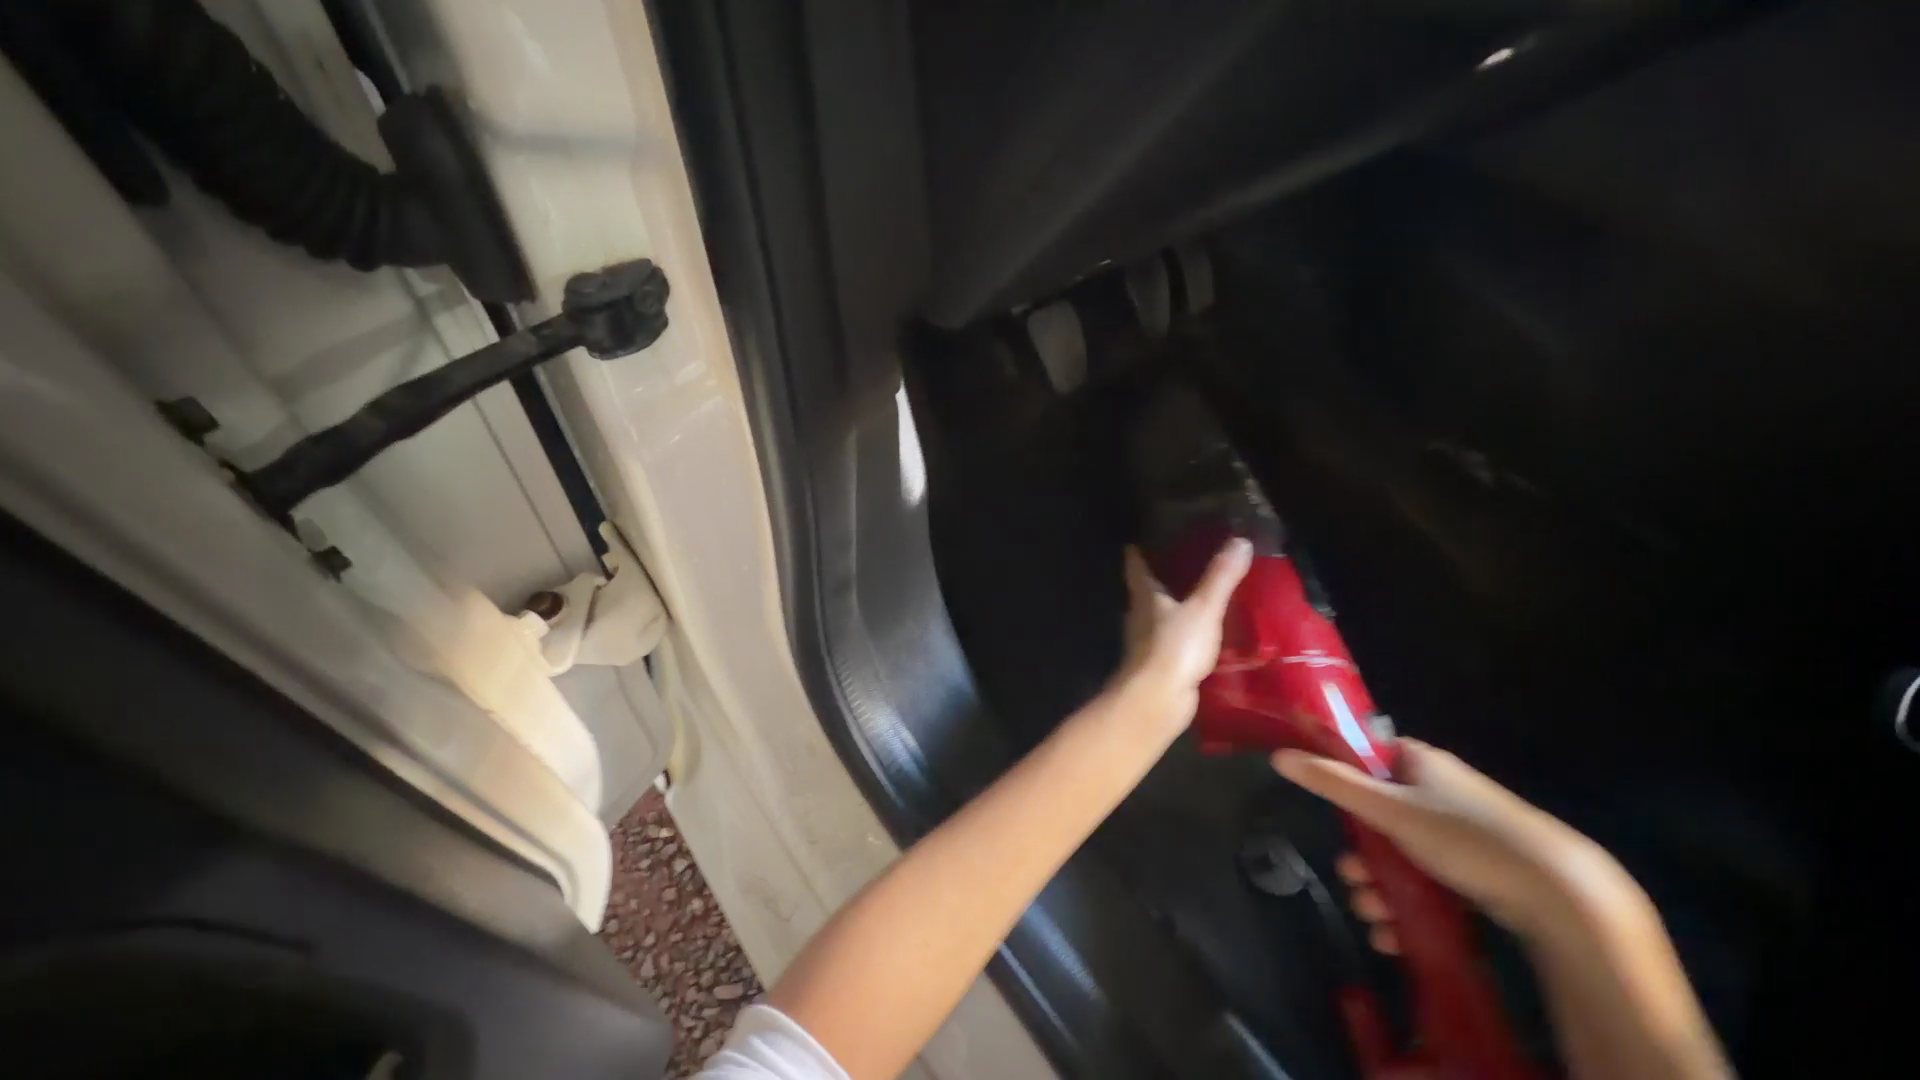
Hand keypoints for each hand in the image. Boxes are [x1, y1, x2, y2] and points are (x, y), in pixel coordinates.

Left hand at [1112, 539, 1252, 730]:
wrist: (1157, 700)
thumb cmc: (1174, 647)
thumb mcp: (1203, 608)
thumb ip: (1220, 577)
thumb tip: (1240, 541)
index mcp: (1144, 597)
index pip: (1135, 567)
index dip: (1137, 554)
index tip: (1138, 542)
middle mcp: (1139, 617)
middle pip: (1144, 593)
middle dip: (1158, 581)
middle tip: (1180, 566)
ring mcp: (1146, 645)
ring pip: (1157, 620)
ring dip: (1171, 611)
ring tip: (1196, 601)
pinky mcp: (1158, 667)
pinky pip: (1172, 645)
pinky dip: (1182, 638)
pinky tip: (1200, 639)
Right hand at [1274, 740, 1641, 941]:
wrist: (1557, 892)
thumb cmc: (1466, 835)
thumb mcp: (1391, 808)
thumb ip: (1333, 783)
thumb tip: (1279, 756)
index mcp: (1422, 762)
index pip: (1371, 756)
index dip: (1346, 779)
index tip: (1331, 808)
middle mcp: (1438, 793)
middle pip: (1379, 817)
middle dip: (1361, 855)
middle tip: (1352, 877)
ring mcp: (1457, 836)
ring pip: (1400, 858)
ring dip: (1378, 889)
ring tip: (1373, 916)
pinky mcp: (1474, 874)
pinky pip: (1425, 886)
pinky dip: (1405, 908)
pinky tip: (1394, 935)